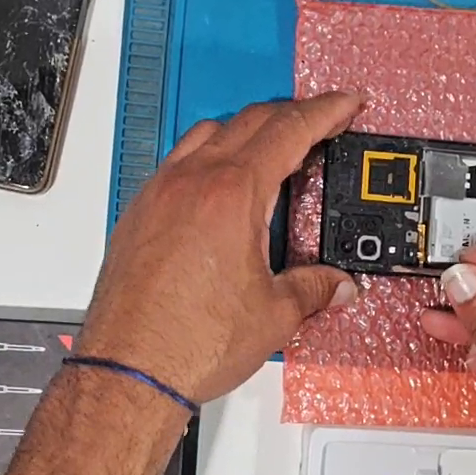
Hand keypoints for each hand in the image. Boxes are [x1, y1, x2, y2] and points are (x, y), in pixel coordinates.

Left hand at [79, 93, 363, 403]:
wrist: (129, 370)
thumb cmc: (187, 342)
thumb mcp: (273, 315)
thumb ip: (313, 289)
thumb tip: (335, 284)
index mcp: (231, 194)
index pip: (289, 129)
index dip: (326, 110)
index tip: (346, 103)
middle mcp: (190, 183)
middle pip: (250, 120)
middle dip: (293, 116)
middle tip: (320, 127)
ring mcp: (159, 194)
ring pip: (208, 134)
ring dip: (247, 131)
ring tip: (271, 153)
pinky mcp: (138, 214)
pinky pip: (177, 163)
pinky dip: (208, 158)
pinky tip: (219, 188)